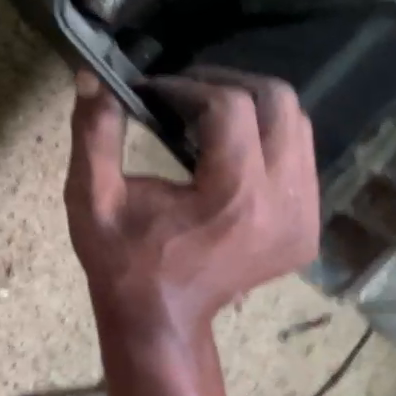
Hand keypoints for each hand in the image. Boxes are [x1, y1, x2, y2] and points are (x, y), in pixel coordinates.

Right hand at [64, 67, 318, 335]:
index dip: (183, 85)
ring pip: (297, 126)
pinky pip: (298, 155)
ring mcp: (305, 218)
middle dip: (223, 84)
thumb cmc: (120, 257)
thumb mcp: (91, 195)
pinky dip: (259, 134)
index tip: (145, 91)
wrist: (159, 318)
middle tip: (175, 91)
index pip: (230, 106)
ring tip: (194, 113)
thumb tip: (89, 77)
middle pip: (281, 105)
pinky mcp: (306, 226)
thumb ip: (93, 132)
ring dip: (244, 106)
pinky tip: (216, 145)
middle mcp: (284, 205)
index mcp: (234, 197)